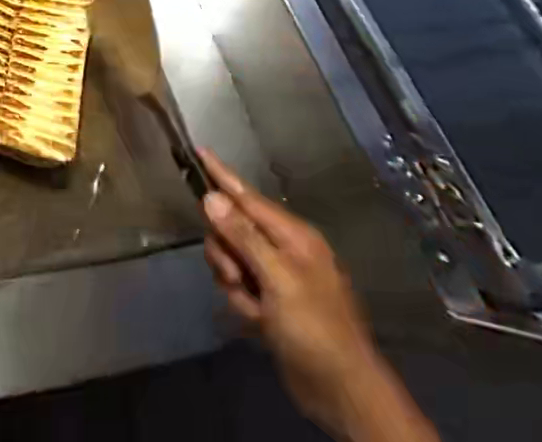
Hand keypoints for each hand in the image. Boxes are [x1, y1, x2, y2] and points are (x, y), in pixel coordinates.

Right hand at [199, 149, 435, 441]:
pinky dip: (240, 299)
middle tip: (235, 276)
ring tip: (253, 305)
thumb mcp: (277, 279)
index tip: (198, 150)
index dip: (221, 174)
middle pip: (231, 227)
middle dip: (225, 251)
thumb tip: (211, 197)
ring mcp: (277, 274)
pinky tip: (257, 319)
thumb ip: (242, 236)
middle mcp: (284, 248)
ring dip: (232, 280)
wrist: (342, 390)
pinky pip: (237, 282)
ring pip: (229, 256)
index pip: (247, 196)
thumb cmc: (315, 328)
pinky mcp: (270, 298)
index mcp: (293, 236)